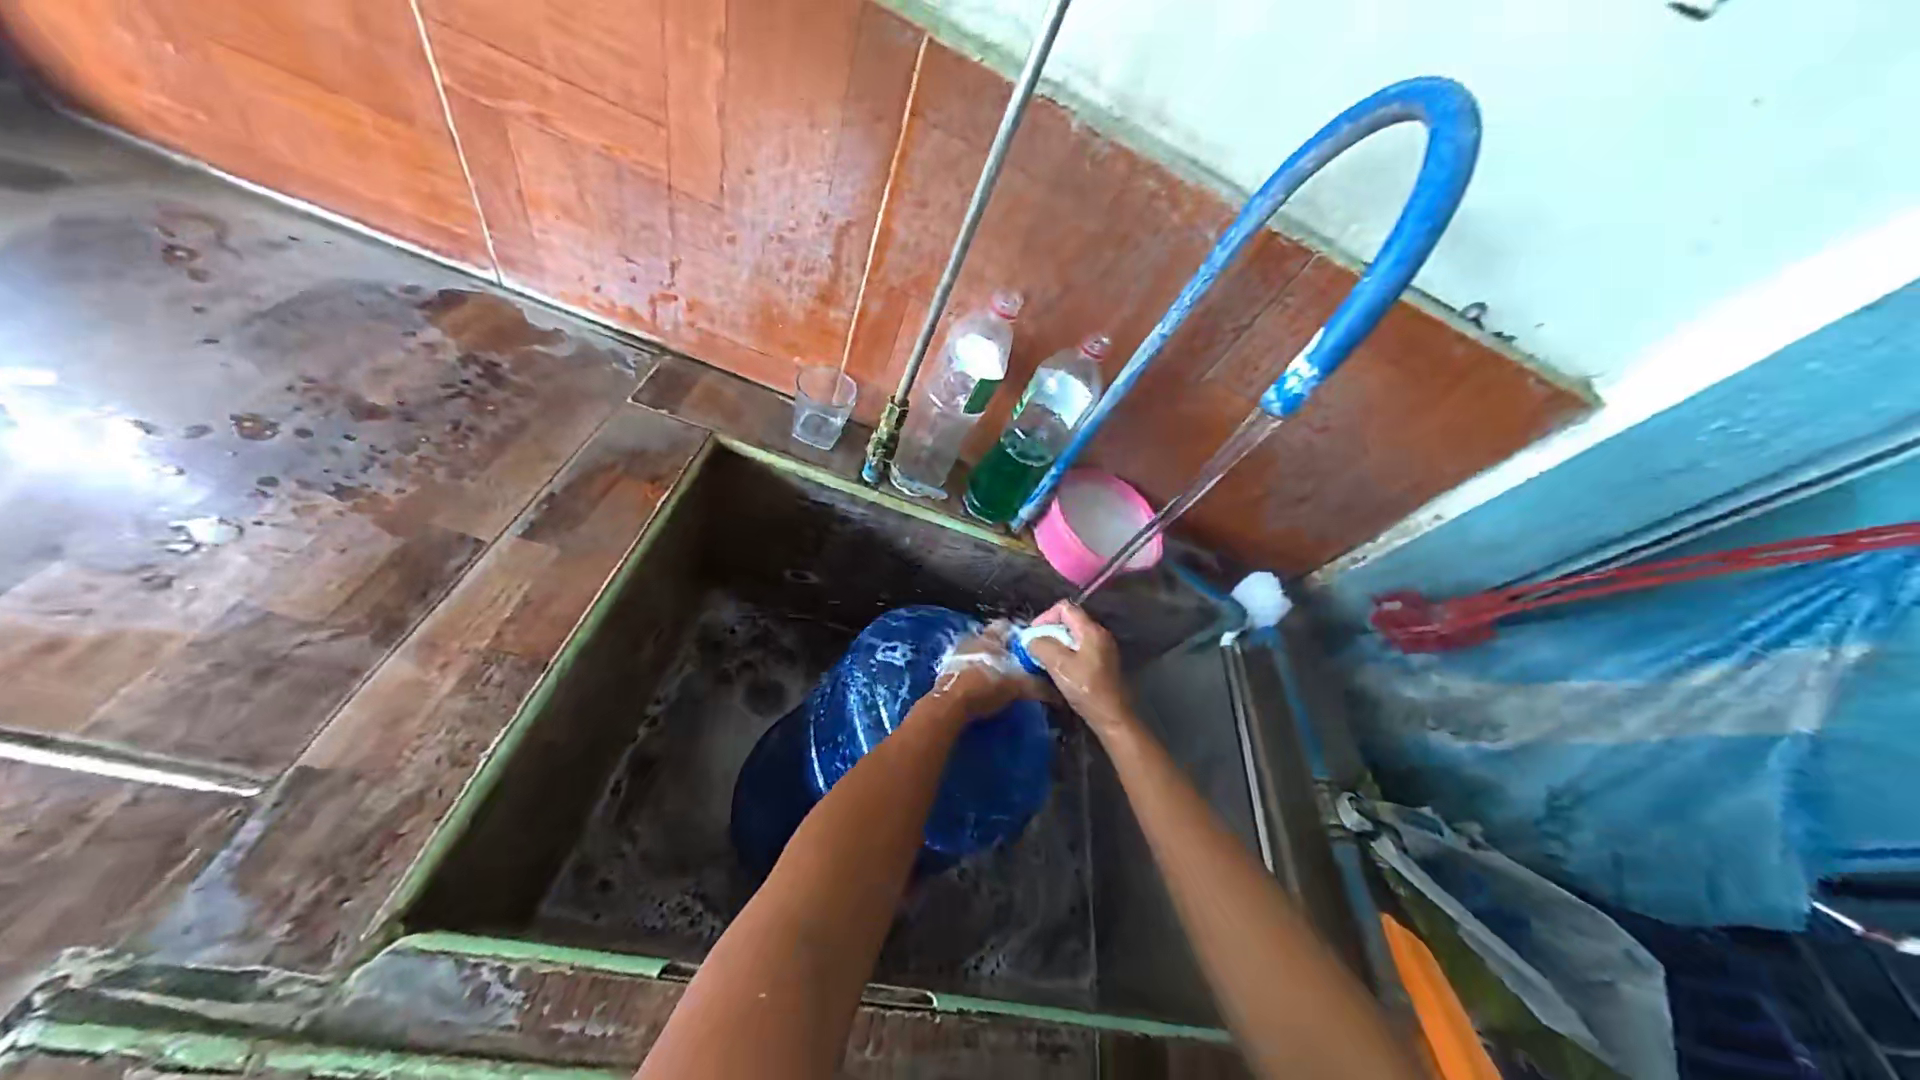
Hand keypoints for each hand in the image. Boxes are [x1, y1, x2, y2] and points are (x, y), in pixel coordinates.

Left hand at [932, 619, 1054, 717]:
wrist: (949, 705)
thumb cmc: (985, 687)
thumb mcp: (1016, 687)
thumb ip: (1037, 686)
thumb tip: (1058, 692)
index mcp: (989, 638)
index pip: (1006, 625)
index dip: (1019, 634)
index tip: (1031, 646)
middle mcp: (972, 640)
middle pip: (993, 640)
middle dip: (1005, 650)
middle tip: (1020, 664)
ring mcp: (957, 653)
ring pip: (980, 652)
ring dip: (990, 661)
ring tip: (1004, 676)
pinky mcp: (948, 670)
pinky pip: (969, 665)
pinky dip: (978, 672)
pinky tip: (985, 685)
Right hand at [1026, 602, 1133, 737]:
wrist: (1112, 716)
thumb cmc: (1086, 688)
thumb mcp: (1058, 664)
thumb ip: (1042, 645)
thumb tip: (1033, 640)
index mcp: (1092, 630)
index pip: (1065, 608)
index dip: (1045, 617)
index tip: (1034, 635)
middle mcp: (1100, 634)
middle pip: (1070, 621)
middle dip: (1049, 631)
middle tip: (1036, 647)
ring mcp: (1104, 648)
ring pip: (1074, 636)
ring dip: (1056, 644)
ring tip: (1044, 659)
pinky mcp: (1103, 662)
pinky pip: (1080, 649)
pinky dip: (1066, 654)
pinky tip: (1059, 669)